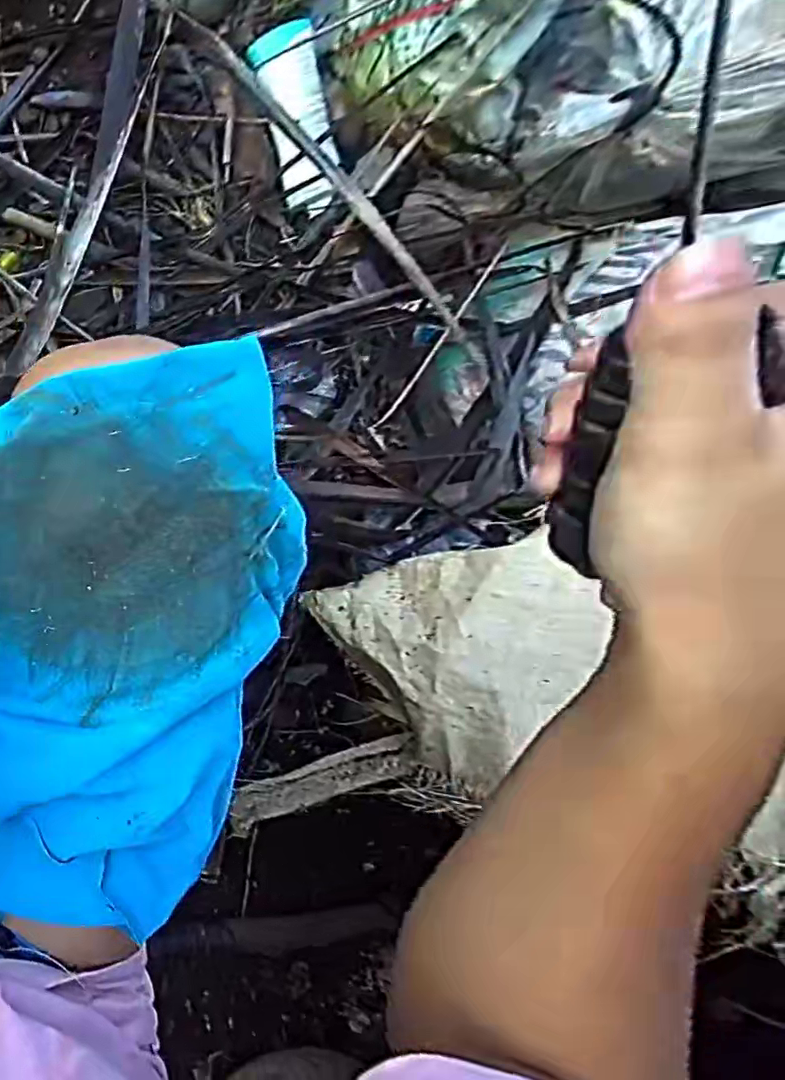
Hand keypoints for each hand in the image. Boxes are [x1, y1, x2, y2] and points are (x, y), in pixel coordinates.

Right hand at [536, 239, 784, 705]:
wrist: (703, 652)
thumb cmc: (701, 554)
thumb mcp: (681, 438)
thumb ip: (690, 344)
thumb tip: (703, 253)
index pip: (766, 305)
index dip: (672, 329)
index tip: (609, 375)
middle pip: (716, 358)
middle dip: (617, 391)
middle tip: (570, 432)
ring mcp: (780, 465)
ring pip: (689, 404)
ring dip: (607, 429)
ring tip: (570, 470)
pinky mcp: (753, 493)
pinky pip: (685, 446)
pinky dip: (627, 459)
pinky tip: (599, 486)